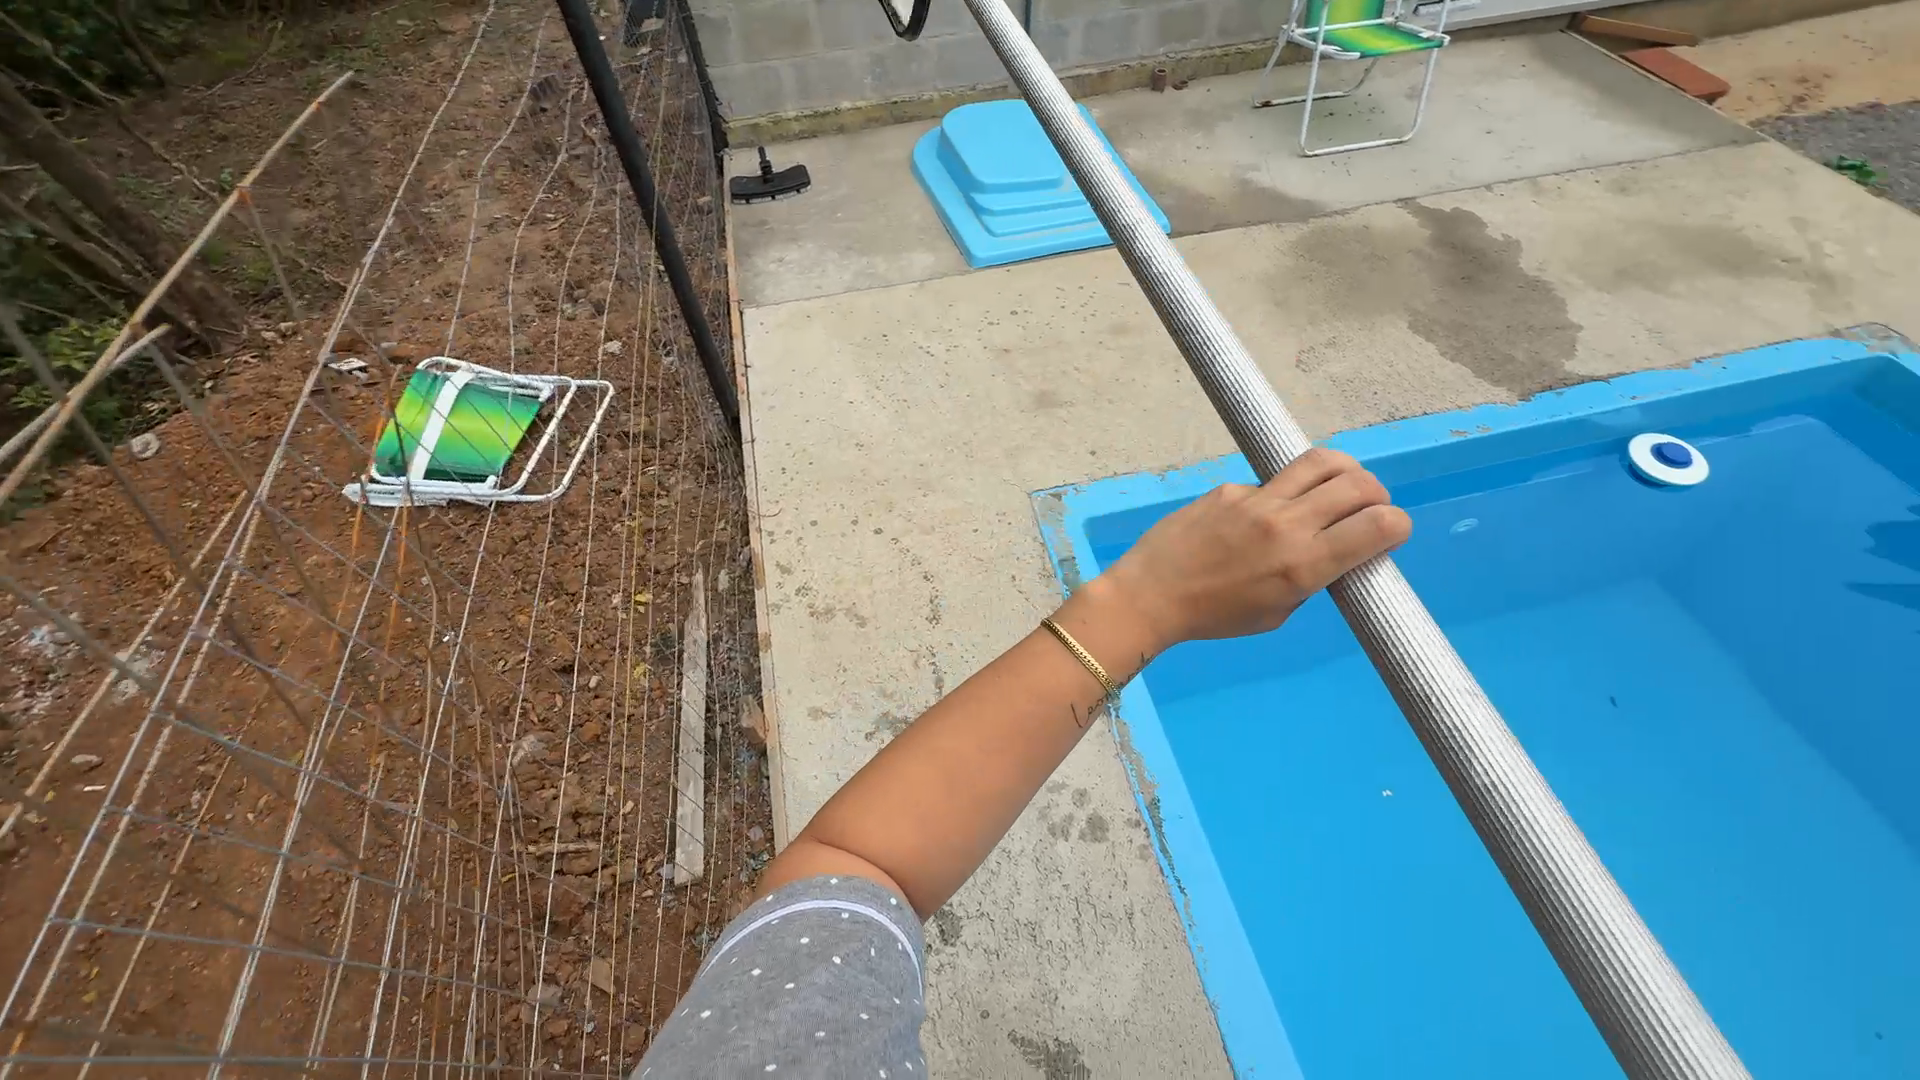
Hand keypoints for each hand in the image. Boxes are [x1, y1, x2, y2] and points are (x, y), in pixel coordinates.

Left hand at [1083, 449, 1410, 654]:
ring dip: (1341, 472)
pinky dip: (1280, 494)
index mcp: (1304, 565)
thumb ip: (1311, 578)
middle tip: (1365, 507)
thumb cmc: (1214, 615)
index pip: (1380, 525)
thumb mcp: (1276, 613)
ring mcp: (1255, 501)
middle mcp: (1286, 525)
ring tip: (1335, 487)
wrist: (1151, 594)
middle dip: (1376, 493)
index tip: (1387, 532)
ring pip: (1320, 462)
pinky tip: (1256, 518)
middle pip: (1359, 483)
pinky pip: (1270, 482)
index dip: (1396, 525)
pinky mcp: (1228, 489)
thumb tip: (1335, 549)